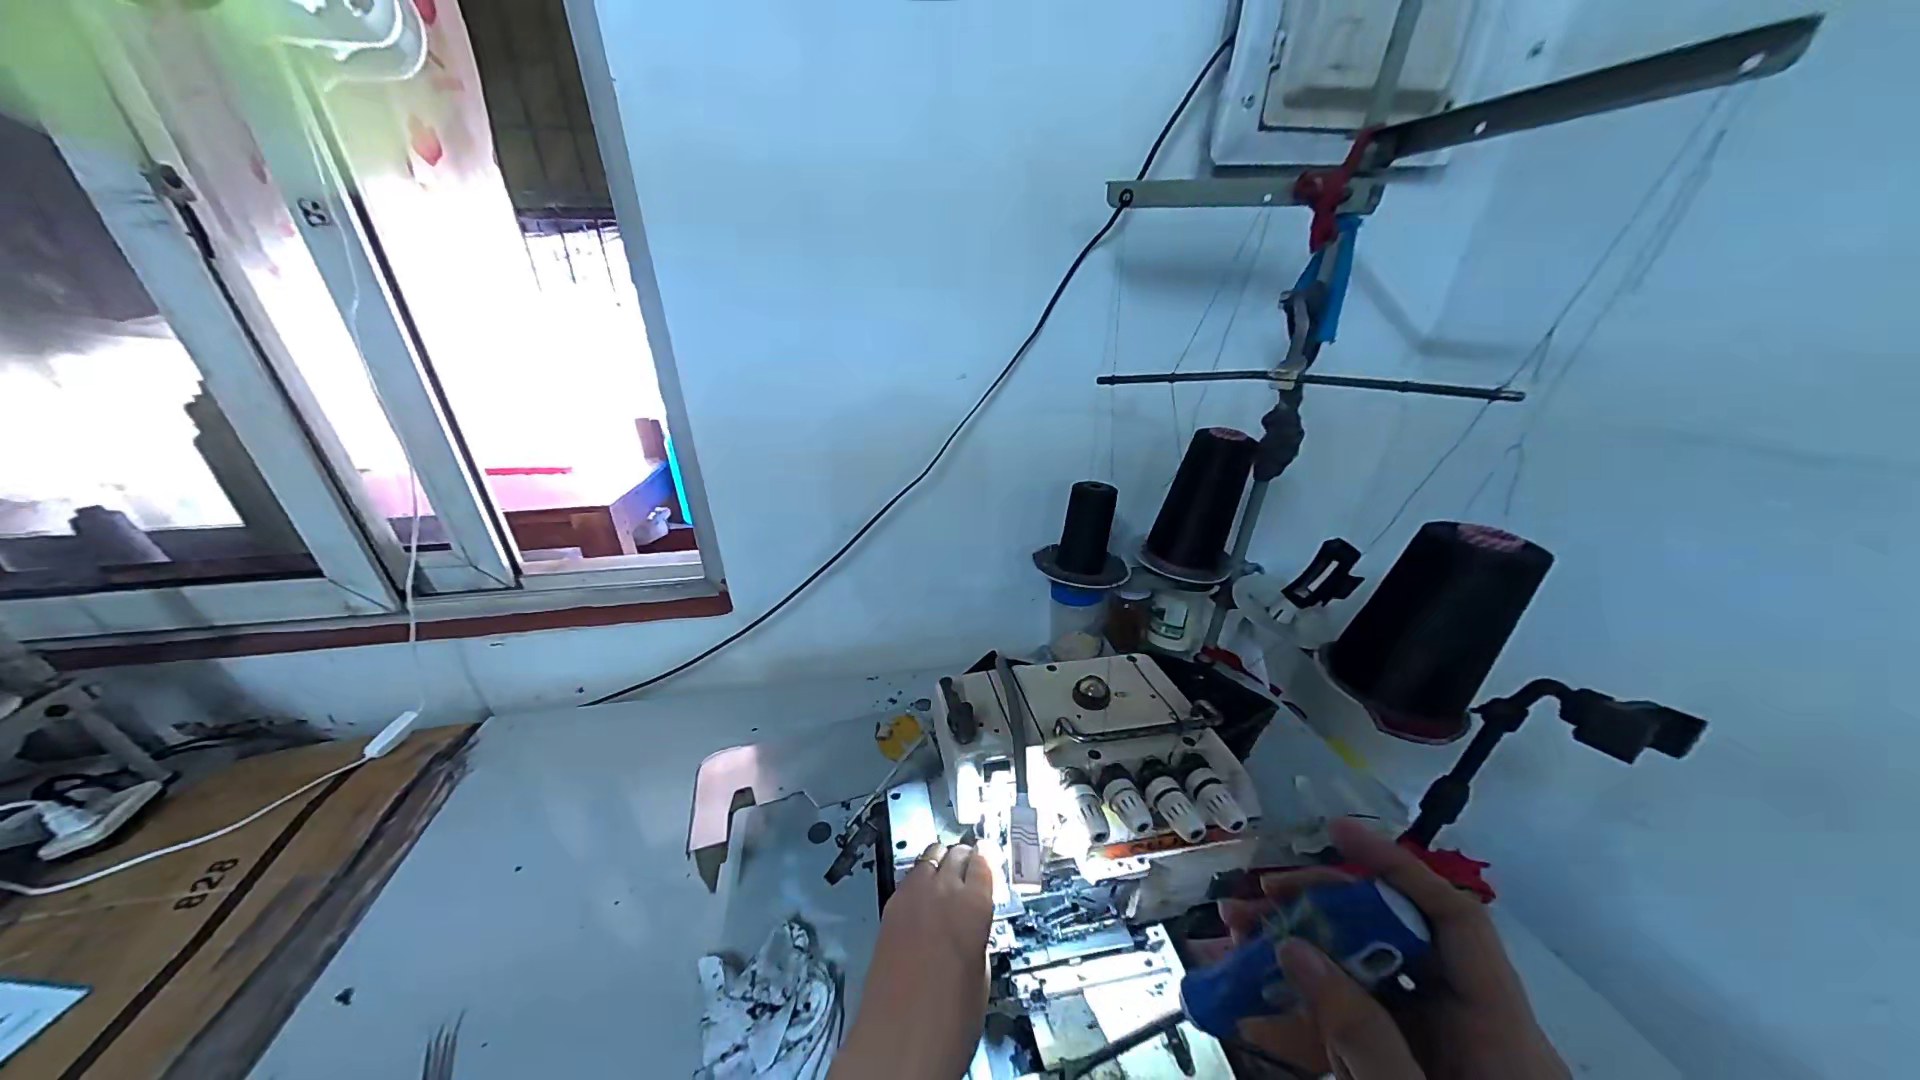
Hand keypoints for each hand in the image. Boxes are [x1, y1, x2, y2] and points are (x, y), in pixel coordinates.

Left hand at [829, 842, 993, 1079]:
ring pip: (929, 857)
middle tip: (970, 868)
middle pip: (955, 853)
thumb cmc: (947, 1021)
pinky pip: (909, 879)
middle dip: (965, 858)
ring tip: (946, 876)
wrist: (898, 1042)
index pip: (984, 862)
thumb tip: (972, 924)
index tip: (989, 862)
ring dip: (941, 863)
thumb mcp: (981, 974)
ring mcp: (911, 896)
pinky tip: (924, 897)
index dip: (987, 861)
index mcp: (973, 905)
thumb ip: (978, 935)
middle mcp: (941, 891)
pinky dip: (920, 879)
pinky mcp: (889, 908)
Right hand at [1217, 818, 1569, 1079]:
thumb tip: (1294, 946)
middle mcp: (1465, 1030)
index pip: (1454, 921)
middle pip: (1391, 939)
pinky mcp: (1393, 1070)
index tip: (1337, 831)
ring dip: (1290, 949)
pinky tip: (1241, 993)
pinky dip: (1291, 1003)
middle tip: (1258, 897)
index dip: (1397, 867)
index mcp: (1498, 1036)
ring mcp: (1426, 1052)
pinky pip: (1341, 1020)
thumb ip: (1357, 1034)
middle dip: (1317, 907)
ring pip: (1356, 975)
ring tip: (1230, 932)